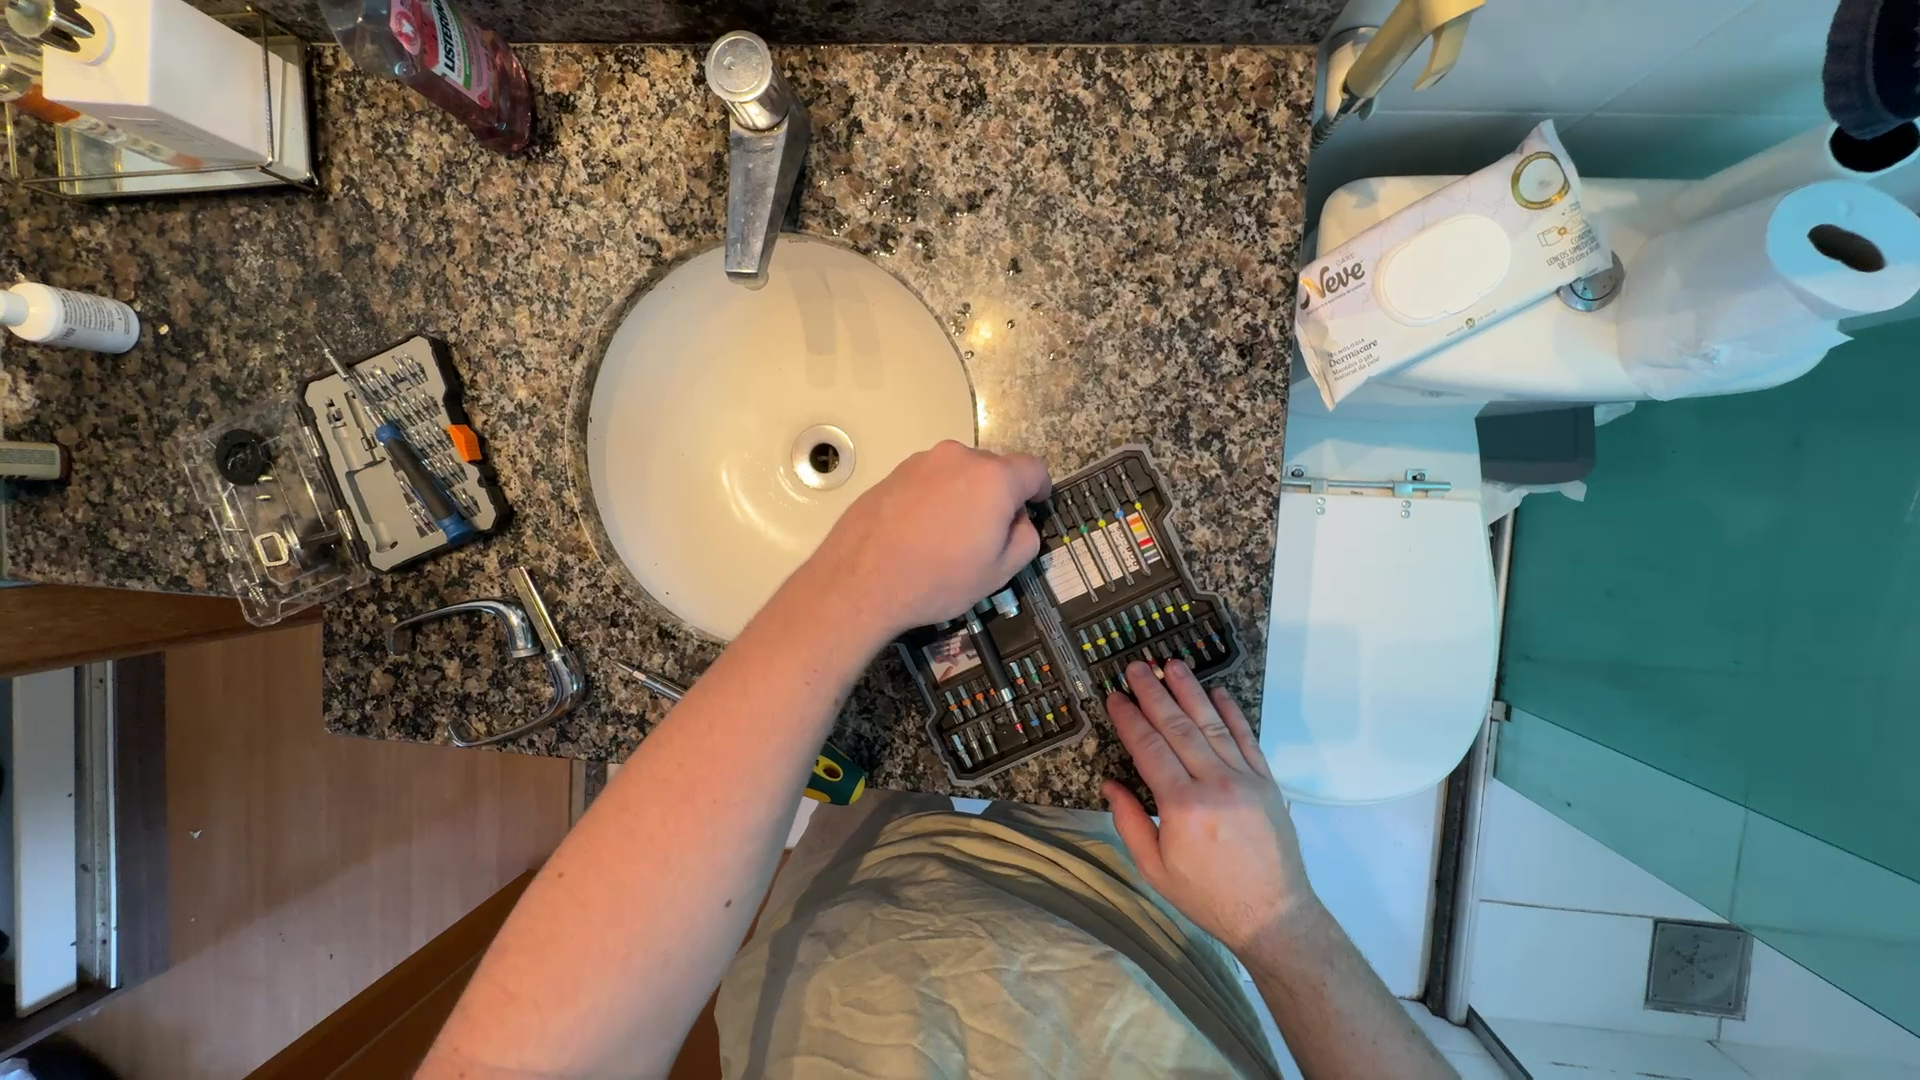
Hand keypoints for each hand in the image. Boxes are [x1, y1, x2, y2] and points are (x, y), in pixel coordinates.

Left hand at [801, 440, 1050, 637]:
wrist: (860, 581)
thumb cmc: (938, 579)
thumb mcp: (998, 572)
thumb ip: (1025, 539)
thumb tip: (1019, 522)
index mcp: (993, 478)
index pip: (1032, 469)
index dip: (1040, 488)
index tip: (1037, 505)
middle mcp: (958, 458)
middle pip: (994, 470)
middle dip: (999, 496)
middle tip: (989, 535)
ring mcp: (921, 462)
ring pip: (958, 474)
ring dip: (964, 496)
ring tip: (949, 538)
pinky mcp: (893, 474)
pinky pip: (929, 481)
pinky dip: (934, 499)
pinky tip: (920, 534)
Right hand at [1102, 660, 1318, 953]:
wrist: (1274, 915)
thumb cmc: (1208, 897)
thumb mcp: (1156, 869)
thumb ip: (1130, 823)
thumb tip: (1110, 785)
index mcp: (1182, 806)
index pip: (1149, 749)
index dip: (1130, 719)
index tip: (1115, 696)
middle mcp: (1214, 784)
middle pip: (1178, 727)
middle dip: (1154, 693)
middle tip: (1137, 667)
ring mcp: (1245, 779)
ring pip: (1212, 724)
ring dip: (1190, 691)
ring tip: (1173, 664)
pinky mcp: (1266, 781)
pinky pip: (1246, 738)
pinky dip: (1231, 712)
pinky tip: (1217, 691)